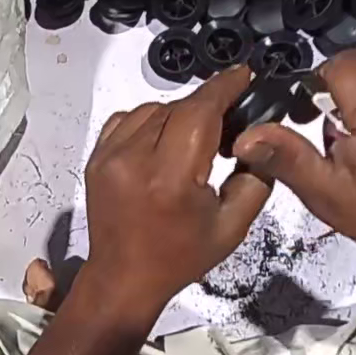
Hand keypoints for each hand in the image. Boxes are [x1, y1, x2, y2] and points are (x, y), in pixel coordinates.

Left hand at [79, 66, 271, 325]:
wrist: (124, 278)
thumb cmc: (179, 258)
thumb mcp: (232, 226)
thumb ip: (255, 178)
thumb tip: (259, 137)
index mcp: (170, 180)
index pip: (198, 112)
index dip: (223, 87)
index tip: (242, 76)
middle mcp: (134, 161)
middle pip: (178, 107)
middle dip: (206, 107)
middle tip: (226, 124)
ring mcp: (109, 157)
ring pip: (152, 109)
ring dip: (177, 115)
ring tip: (192, 142)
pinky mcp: (96, 158)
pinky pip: (127, 119)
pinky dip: (149, 122)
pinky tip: (161, 145)